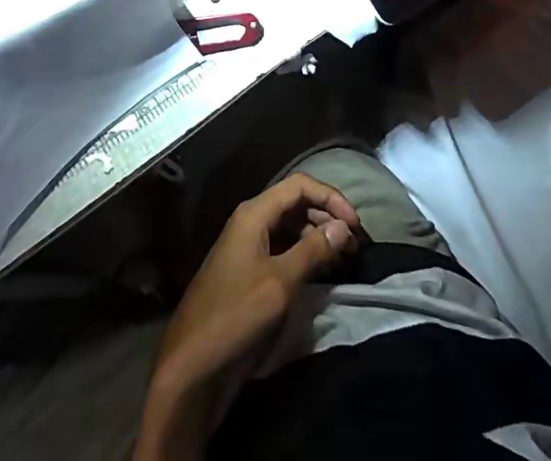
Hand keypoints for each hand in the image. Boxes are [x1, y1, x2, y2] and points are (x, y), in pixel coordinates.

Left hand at [136, 174, 360, 458]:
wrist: (195, 365)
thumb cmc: (237, 315)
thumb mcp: (280, 281)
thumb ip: (313, 250)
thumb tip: (343, 226)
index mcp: (254, 214)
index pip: (299, 185)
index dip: (331, 197)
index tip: (355, 225)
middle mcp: (251, 223)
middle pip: (296, 203)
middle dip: (328, 216)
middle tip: (356, 244)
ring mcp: (250, 247)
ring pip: (292, 227)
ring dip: (320, 236)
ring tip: (345, 257)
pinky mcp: (252, 271)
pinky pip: (285, 249)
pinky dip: (307, 253)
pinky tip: (325, 269)